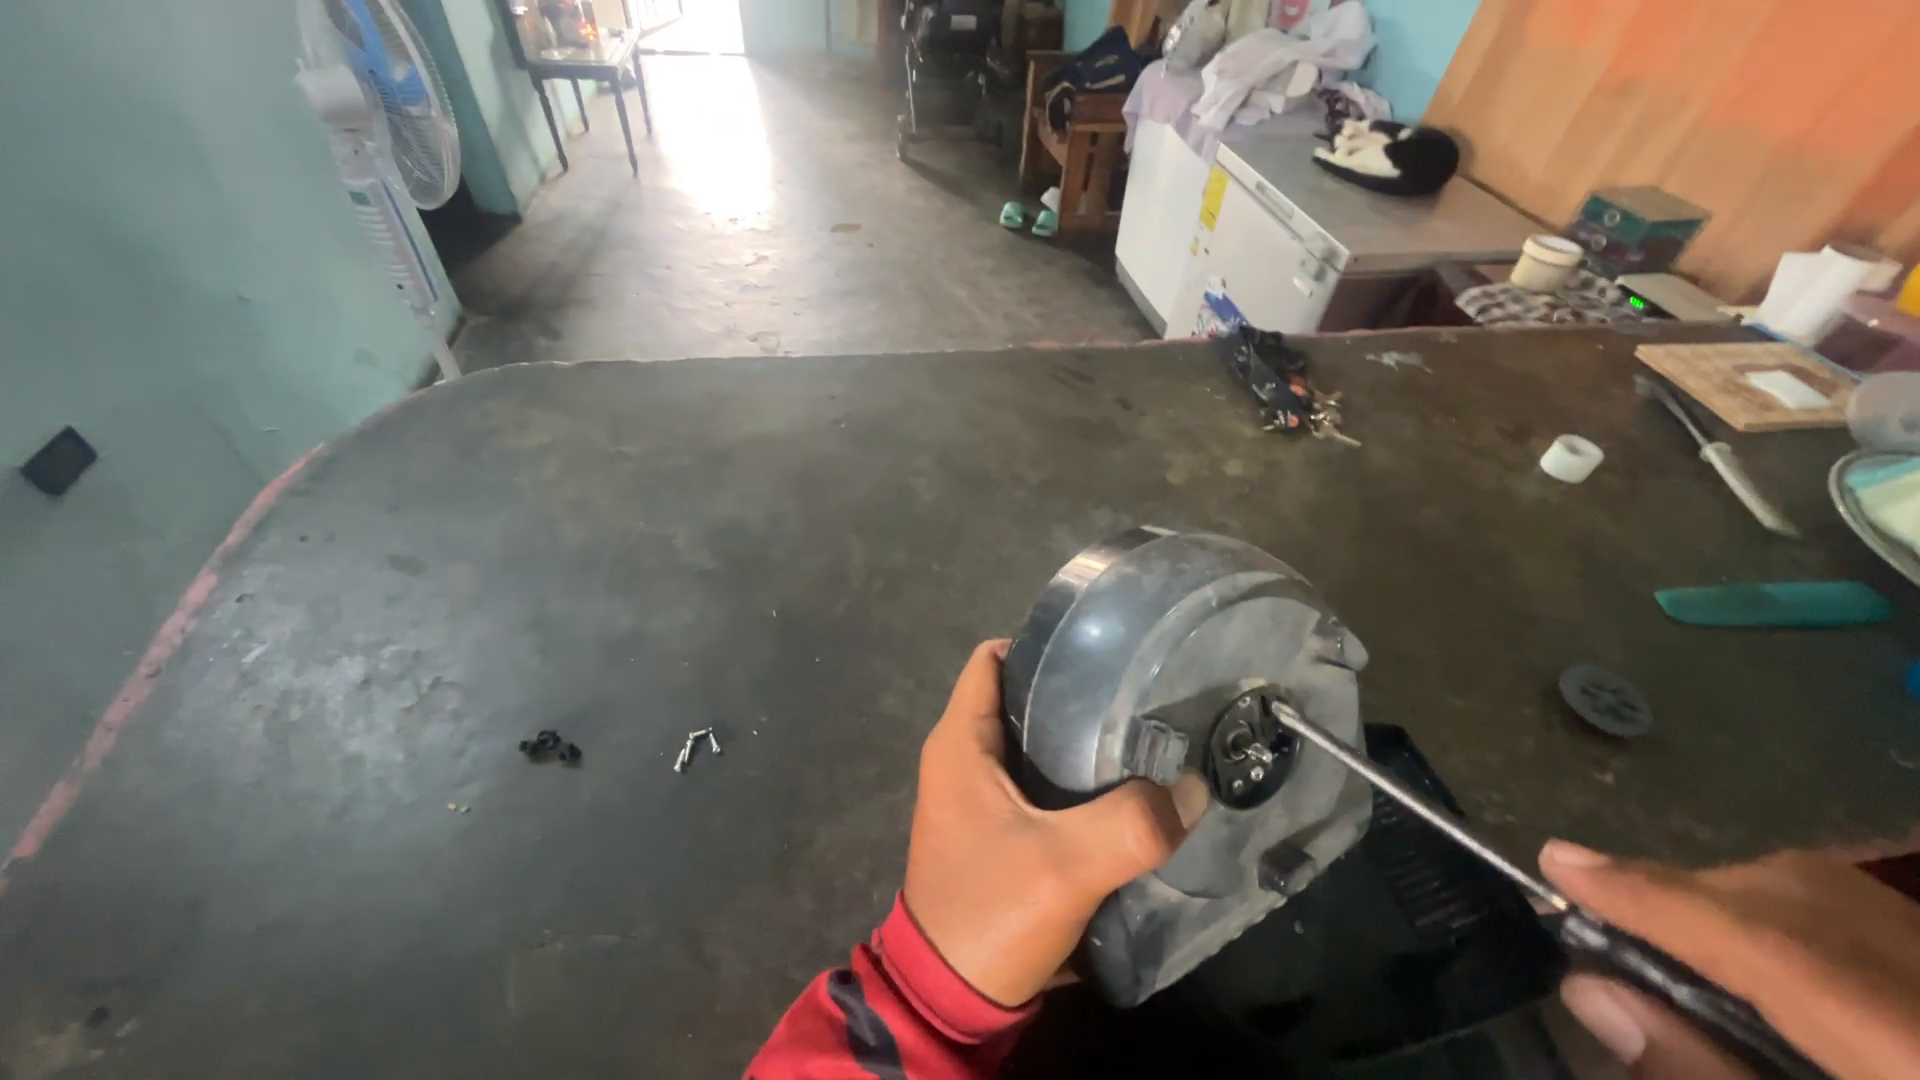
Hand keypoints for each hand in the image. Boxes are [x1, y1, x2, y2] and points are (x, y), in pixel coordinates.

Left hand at [902, 640, 1191, 1007]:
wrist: (950, 1000)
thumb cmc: (990, 914)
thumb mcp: (1065, 866)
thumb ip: (1132, 824)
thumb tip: (1193, 789)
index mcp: (960, 743)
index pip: (992, 660)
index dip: (1042, 645)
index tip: (1101, 651)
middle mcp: (961, 758)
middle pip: (1018, 697)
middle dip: (1072, 692)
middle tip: (1138, 695)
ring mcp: (976, 796)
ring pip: (1031, 743)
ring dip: (1077, 741)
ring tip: (1141, 736)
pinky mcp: (995, 829)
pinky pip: (1036, 783)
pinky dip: (1072, 779)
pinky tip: (1120, 789)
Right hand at [1540, 840, 1919, 1079]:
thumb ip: (1709, 1078)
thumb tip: (1593, 993)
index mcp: (1908, 1046)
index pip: (1779, 950)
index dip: (1658, 898)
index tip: (1560, 863)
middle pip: (1809, 900)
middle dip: (1690, 891)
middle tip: (1604, 910)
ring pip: (1842, 897)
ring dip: (1738, 903)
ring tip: (1671, 938)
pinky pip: (1875, 923)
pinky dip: (1795, 924)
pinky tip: (1756, 964)